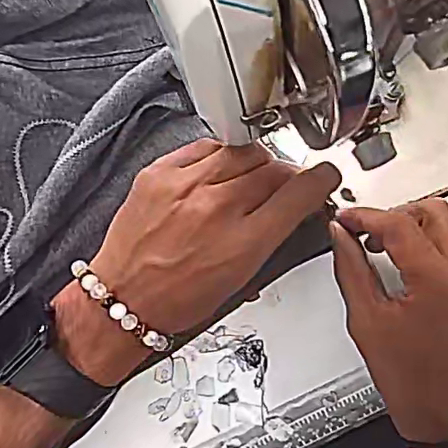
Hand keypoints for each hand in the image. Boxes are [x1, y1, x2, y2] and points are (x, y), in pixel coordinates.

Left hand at [55, 140, 340, 383]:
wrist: (123, 299)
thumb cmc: (178, 300)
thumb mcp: (242, 280)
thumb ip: (273, 239)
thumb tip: (294, 211)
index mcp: (244, 242)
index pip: (300, 192)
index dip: (321, 180)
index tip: (323, 179)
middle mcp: (217, 208)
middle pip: (275, 168)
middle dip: (287, 178)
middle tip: (282, 189)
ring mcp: (186, 186)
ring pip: (245, 152)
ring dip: (256, 165)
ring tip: (248, 182)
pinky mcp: (160, 172)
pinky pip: (207, 146)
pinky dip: (221, 156)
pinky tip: (219, 171)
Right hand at [329, 200, 447, 443]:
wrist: (443, 410)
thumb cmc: (410, 378)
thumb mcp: (366, 319)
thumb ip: (351, 267)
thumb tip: (342, 235)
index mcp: (437, 282)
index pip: (398, 224)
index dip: (366, 216)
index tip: (350, 220)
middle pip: (435, 212)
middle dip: (397, 216)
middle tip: (373, 234)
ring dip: (440, 218)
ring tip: (414, 235)